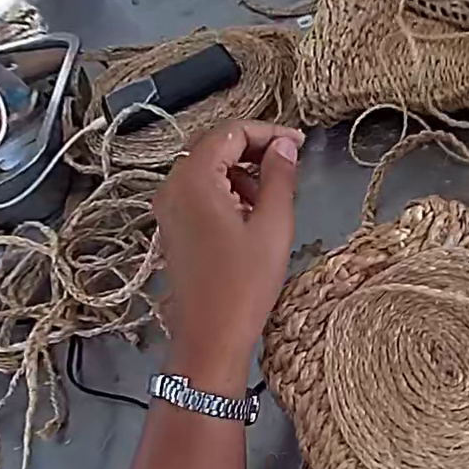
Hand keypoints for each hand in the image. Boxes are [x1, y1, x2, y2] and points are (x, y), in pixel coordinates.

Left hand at [152, 120, 302, 392]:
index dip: (268, 132)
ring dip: (242, 173)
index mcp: (194, 179)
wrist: (210, 336)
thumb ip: (280, 178)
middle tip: (291, 165)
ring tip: (273, 198)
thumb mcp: (273, 226)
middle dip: (255, 150)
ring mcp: (168, 209)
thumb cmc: (245, 283)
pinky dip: (228, 192)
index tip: (299, 145)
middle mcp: (172, 187)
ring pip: (208, 170)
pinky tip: (251, 217)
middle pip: (215, 147)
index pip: (231, 132)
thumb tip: (285, 146)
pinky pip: (201, 194)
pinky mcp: (173, 229)